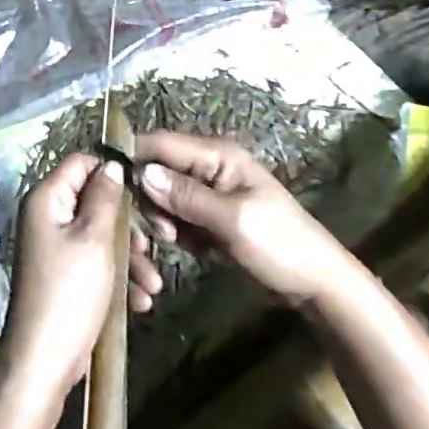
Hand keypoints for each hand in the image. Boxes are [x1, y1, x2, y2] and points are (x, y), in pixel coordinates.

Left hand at [0, 155, 162, 400]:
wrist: (44, 362)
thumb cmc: (70, 292)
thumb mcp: (94, 239)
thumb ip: (105, 197)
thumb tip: (112, 165)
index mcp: (48, 199)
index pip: (80, 163)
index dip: (111, 170)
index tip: (143, 188)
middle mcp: (49, 217)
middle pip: (95, 201)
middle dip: (128, 224)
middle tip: (156, 244)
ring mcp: (57, 247)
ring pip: (100, 235)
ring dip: (129, 257)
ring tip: (154, 285)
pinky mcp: (66, 276)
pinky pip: (96, 263)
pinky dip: (118, 278)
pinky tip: (141, 301)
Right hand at [136, 131, 355, 306]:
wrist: (316, 284)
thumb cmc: (280, 245)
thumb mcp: (233, 221)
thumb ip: (187, 197)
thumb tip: (143, 173)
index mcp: (217, 155)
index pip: (162, 144)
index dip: (135, 158)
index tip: (111, 185)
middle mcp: (208, 167)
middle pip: (159, 171)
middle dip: (153, 200)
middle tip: (164, 233)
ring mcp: (209, 193)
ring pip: (165, 197)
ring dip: (166, 220)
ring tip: (182, 243)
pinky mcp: (209, 217)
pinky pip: (178, 217)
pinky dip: (178, 233)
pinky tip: (193, 250)